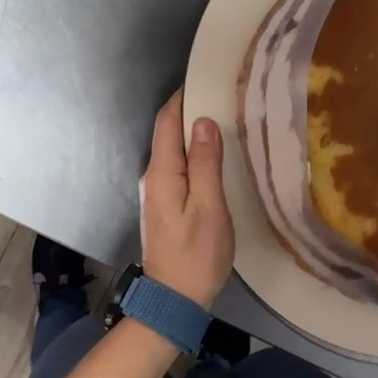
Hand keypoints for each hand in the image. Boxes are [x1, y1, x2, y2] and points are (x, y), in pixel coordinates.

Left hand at [140, 92, 234, 309]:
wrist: (174, 300)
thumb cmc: (196, 255)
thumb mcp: (209, 208)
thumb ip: (205, 164)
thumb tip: (202, 121)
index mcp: (162, 173)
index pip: (166, 122)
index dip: (182, 97)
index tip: (206, 78)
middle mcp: (153, 177)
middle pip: (168, 133)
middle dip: (190, 111)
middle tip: (224, 96)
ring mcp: (156, 192)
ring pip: (173, 150)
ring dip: (192, 133)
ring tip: (224, 120)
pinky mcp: (164, 205)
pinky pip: (177, 167)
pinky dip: (193, 154)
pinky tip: (214, 156)